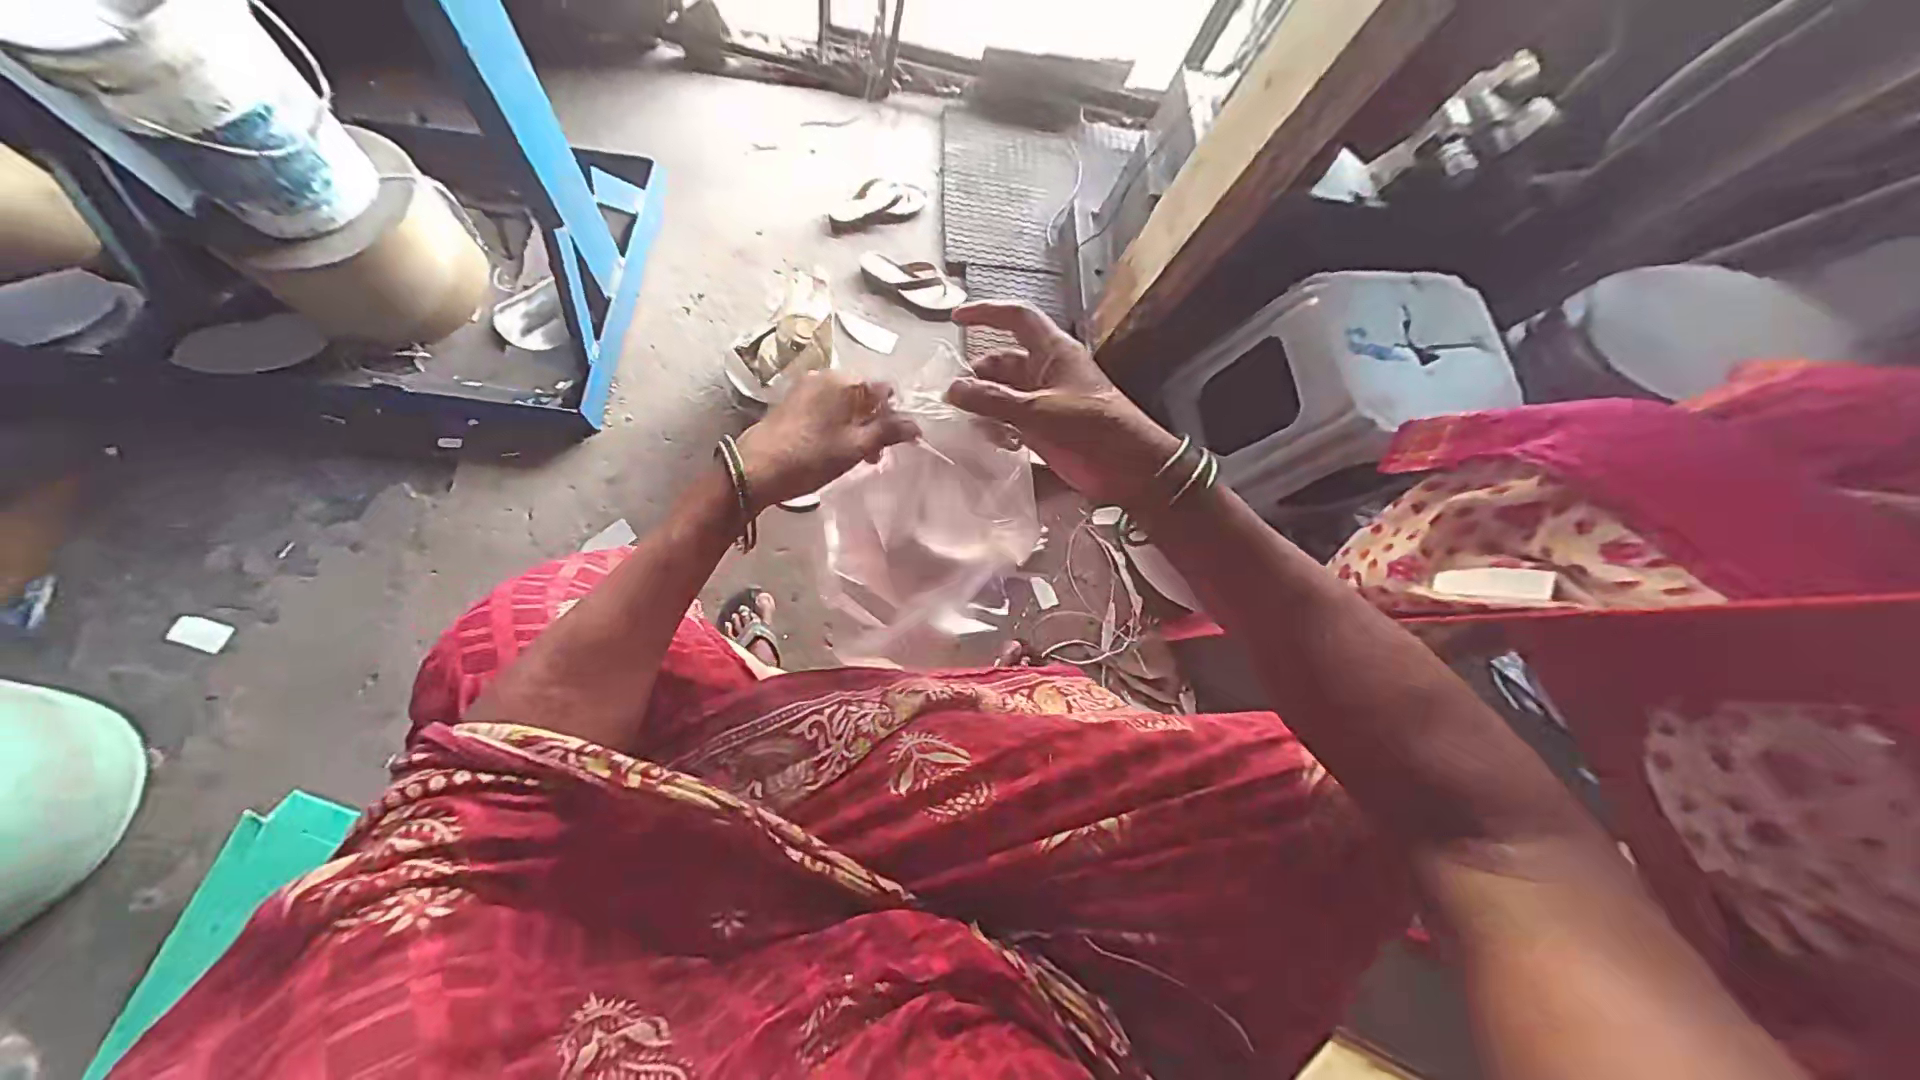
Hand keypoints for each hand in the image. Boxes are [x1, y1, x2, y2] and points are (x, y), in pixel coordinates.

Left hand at [735, 368, 919, 507]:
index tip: (896, 441)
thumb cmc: (812, 457)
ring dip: (857, 425)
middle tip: (875, 453)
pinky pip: (827, 407)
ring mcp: (806, 388)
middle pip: (864, 394)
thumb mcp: (856, 447)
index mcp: (845, 381)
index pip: (885, 389)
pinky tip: (835, 448)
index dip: (895, 414)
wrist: (756, 469)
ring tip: (857, 455)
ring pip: (845, 402)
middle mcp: (825, 376)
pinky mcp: (793, 402)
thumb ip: (889, 432)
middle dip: (875, 421)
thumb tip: (916, 426)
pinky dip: (837, 424)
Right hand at [946, 301, 1178, 506]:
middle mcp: (1048, 372)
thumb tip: (953, 389)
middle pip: (1003, 362)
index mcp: (1053, 353)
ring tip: (966, 421)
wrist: (1129, 467)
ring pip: (1004, 394)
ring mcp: (1046, 402)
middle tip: (952, 394)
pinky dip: (997, 427)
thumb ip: (993, 400)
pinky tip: (987, 440)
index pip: (1017, 318)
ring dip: (985, 405)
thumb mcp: (1039, 410)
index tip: (957, 317)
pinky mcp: (1046, 429)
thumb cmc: (1093, 428)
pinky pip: (1012, 420)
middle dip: (977, 375)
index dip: (987, 312)